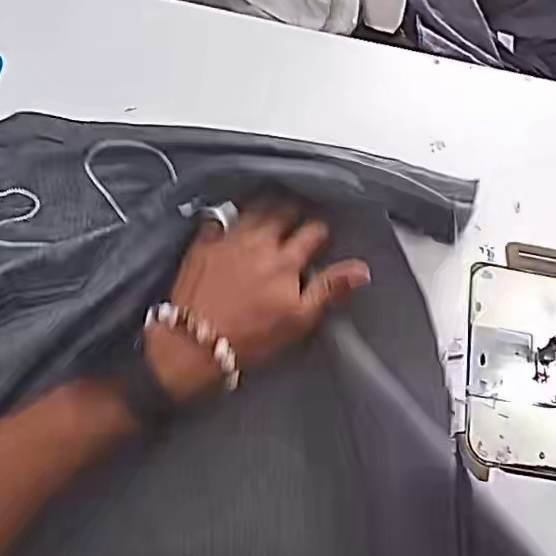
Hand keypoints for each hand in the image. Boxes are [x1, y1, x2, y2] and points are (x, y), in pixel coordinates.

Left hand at [145, 208, 370, 402]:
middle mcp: (257, 242)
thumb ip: (330, 289)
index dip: (320, 233)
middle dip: (293, 214)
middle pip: (281, 213)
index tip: (320, 238)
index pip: (312, 232)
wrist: (195, 344)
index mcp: (285, 260)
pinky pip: (218, 220)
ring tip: (268, 217)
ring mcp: (227, 240)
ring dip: (263, 211)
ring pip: (251, 211)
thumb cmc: (248, 338)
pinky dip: (228, 221)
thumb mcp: (298, 320)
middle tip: (296, 222)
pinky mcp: (202, 246)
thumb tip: (361, 270)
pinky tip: (230, 227)